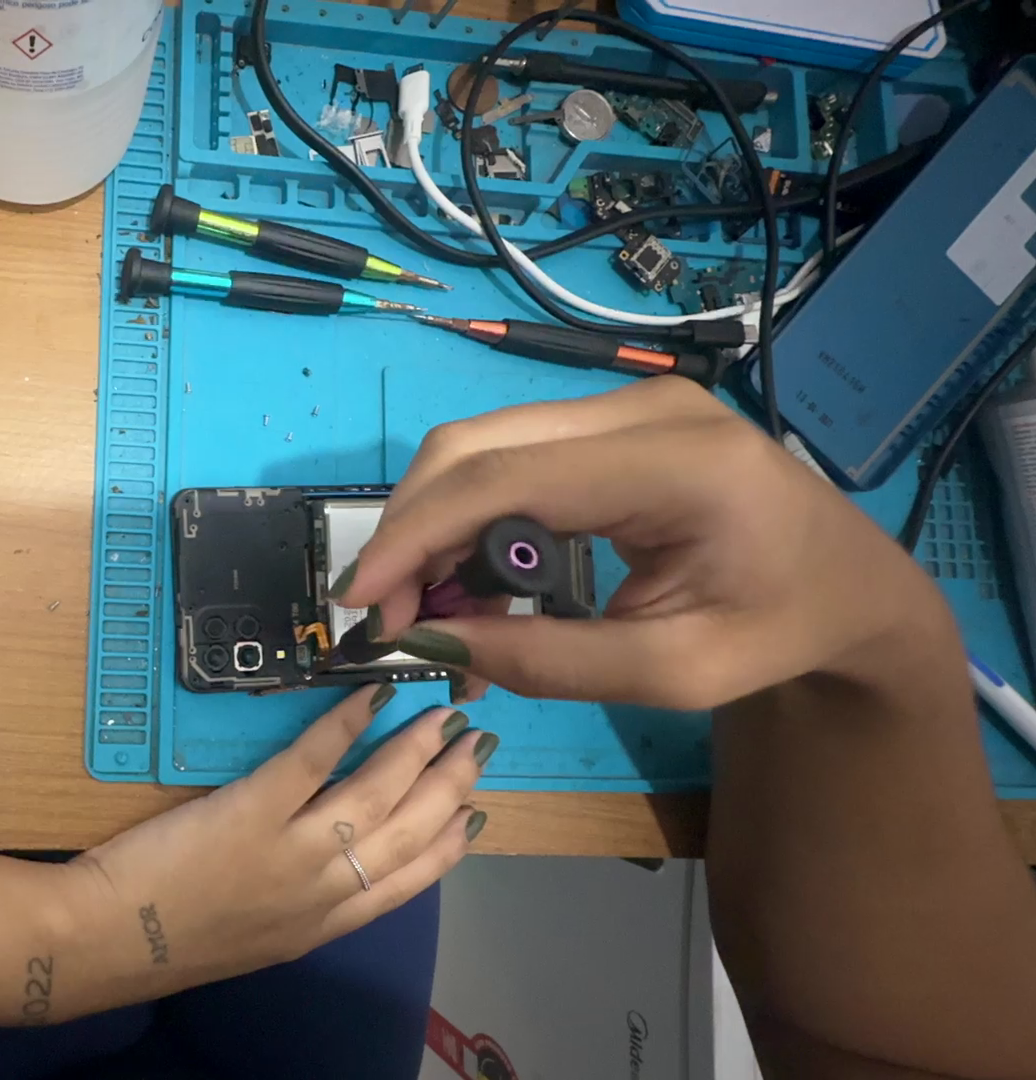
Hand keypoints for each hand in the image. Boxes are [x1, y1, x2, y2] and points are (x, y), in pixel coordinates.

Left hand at [59, 687, 489, 1009]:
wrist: (116, 938)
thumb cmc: (177, 936)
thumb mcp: (259, 935)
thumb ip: (302, 901)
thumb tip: (335, 856)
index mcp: (326, 923)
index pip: (409, 882)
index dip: (450, 846)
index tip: (476, 814)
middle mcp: (324, 889)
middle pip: (408, 833)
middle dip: (451, 788)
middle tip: (477, 746)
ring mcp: (292, 847)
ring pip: (375, 795)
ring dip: (417, 752)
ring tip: (445, 718)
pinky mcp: (252, 808)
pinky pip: (312, 759)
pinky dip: (347, 725)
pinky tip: (372, 697)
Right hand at [334, 377, 962, 709]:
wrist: (845, 582)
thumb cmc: (778, 631)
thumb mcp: (674, 674)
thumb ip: (545, 661)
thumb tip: (426, 639)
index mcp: (678, 463)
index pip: (501, 479)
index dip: (412, 535)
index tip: (359, 601)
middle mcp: (637, 410)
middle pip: (467, 448)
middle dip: (407, 531)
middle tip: (390, 611)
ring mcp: (615, 405)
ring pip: (468, 449)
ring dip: (425, 526)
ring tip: (426, 602)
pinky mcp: (594, 421)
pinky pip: (493, 458)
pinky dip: (456, 518)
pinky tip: (462, 574)